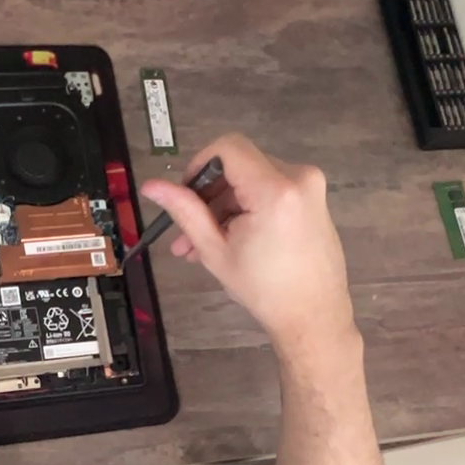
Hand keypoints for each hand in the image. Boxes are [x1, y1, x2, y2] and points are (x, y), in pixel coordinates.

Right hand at [139, 134, 355, 358]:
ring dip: (223, 207)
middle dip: (208, 195)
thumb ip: (184, 211)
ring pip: (251, 180)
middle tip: (185, 232)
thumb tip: (151, 186)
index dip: (199, 165)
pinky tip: (229, 240)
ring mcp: (309, 187)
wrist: (313, 316)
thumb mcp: (215, 250)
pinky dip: (245, 210)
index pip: (228, 148)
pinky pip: (269, 191)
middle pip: (238, 166)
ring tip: (201, 246)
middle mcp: (298, 178)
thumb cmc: (264, 289)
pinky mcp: (312, 198)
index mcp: (275, 189)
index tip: (184, 195)